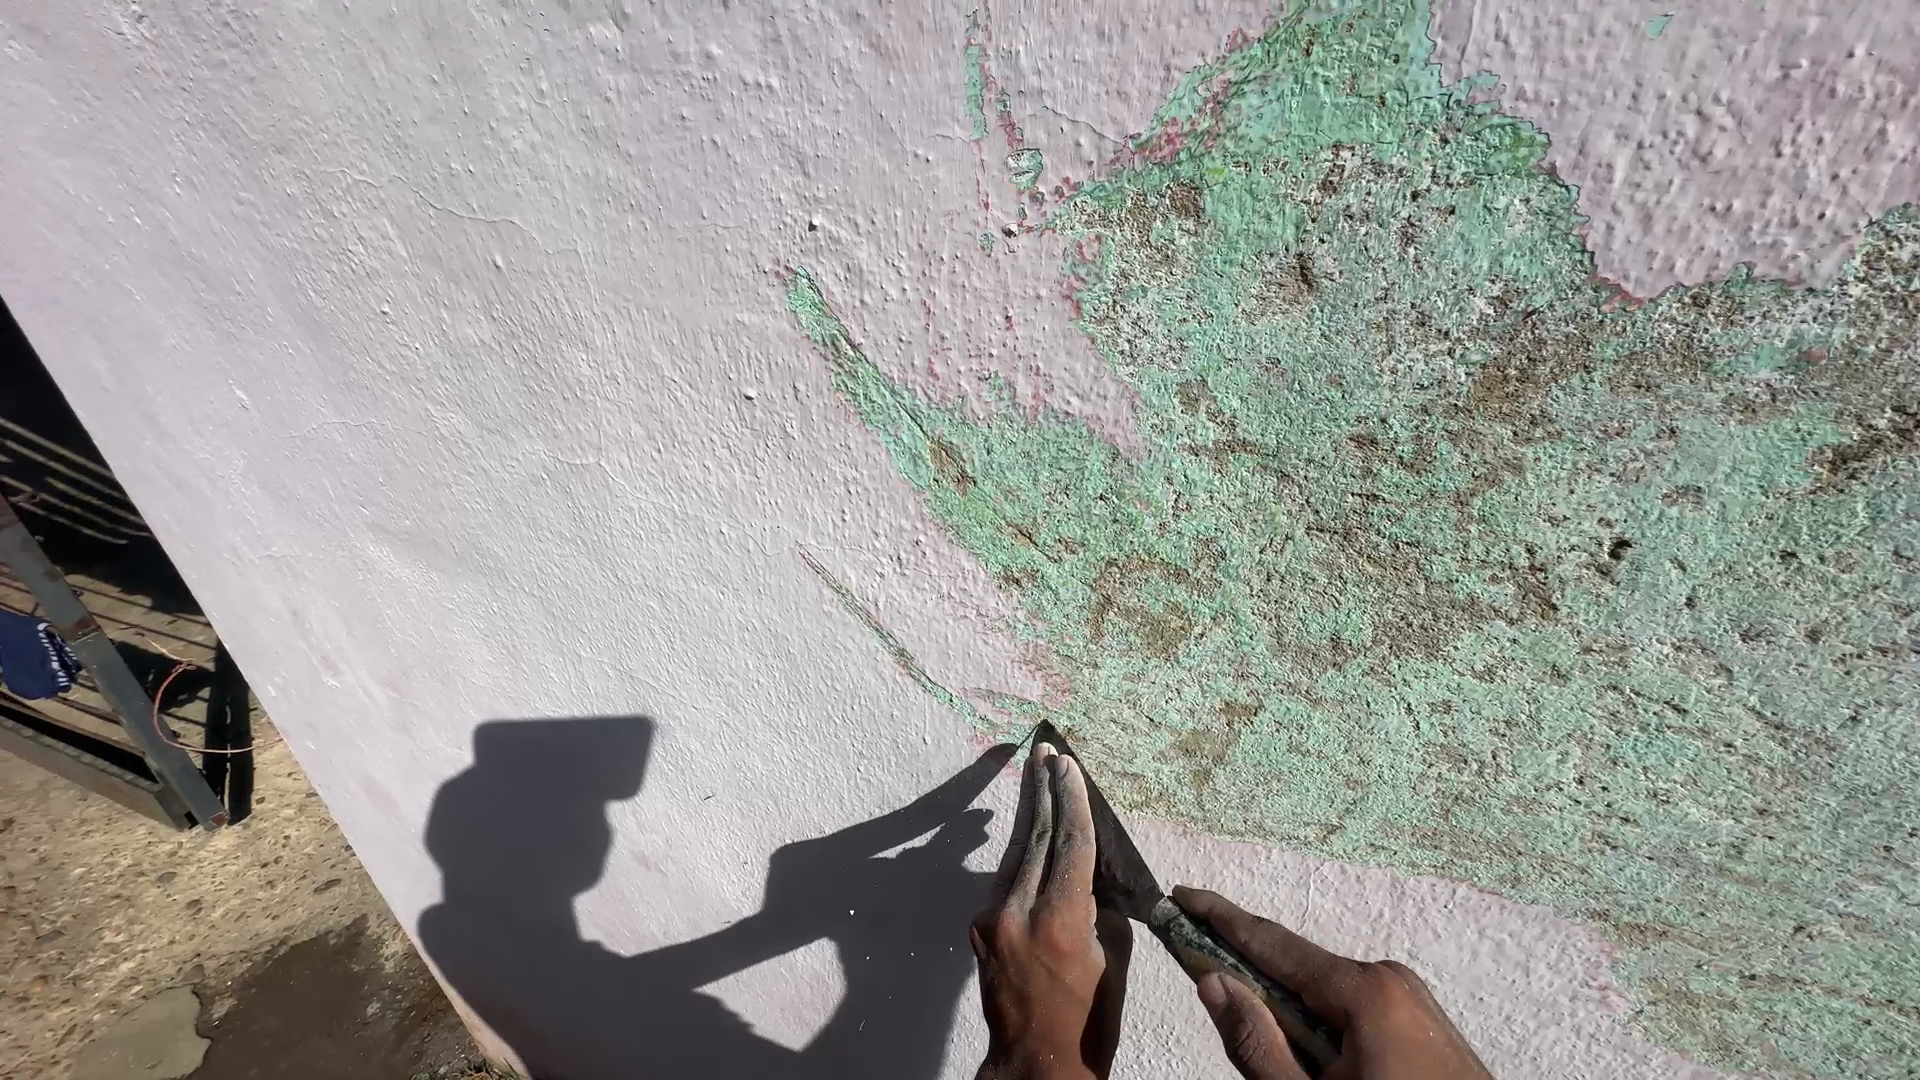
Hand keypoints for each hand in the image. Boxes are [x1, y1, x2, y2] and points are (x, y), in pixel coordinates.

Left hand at [971, 742, 1131, 1079]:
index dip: (1071, 801)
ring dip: (1028, 812)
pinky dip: (1021, 853)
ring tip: (1037, 773)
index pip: (1069, 843)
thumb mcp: (1112, 959)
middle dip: (1043, 789)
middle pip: (1034, 835)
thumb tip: (1086, 870)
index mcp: (1060, 920)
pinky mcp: (978, 925)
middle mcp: (1019, 911)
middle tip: (1046, 751)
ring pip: (1015, 851)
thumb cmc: (1089, 1018)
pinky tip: (1030, 830)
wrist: (1036, 1063)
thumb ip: (1097, 905)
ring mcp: (992, 917)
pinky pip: (1005, 878)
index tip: (1068, 766)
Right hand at [1174, 887, 1492, 1079]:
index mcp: (1366, 992)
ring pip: (1326, 996)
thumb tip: (1212, 982)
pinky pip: (1357, 1014)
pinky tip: (1323, 1069)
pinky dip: (1325, 1030)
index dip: (1218, 917)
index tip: (1179, 894)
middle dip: (1255, 982)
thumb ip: (1256, 1045)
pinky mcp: (1428, 1028)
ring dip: (1292, 1016)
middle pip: (1298, 970)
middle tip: (1213, 987)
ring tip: (1289, 1066)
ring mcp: (1416, 1003)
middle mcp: (1392, 981)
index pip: (1271, 942)